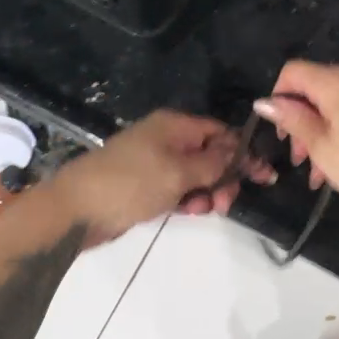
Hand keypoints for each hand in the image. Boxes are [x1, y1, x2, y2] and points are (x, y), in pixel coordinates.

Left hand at [49, 112, 272, 240]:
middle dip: (225, 177)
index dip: (243, 152)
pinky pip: (179, 188)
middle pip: (211, 154)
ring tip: (205, 210)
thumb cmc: (130, 183)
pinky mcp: (146, 185)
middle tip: (226, 202)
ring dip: (207, 192)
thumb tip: (240, 151)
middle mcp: (167, 138)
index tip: (263, 177)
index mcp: (175, 125)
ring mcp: (155, 162)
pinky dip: (188, 199)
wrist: (75, 209)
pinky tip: (190, 212)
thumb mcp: (179, 172)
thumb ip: (214, 163)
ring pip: (196, 174)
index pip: (221, 131)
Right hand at [252, 61, 338, 215]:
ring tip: (316, 171)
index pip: (293, 71)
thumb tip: (265, 102)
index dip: (278, 97)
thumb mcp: (321, 146)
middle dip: (299, 120)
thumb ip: (292, 119)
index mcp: (335, 81)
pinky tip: (337, 163)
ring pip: (333, 103)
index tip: (280, 130)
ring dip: (319, 131)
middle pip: (314, 87)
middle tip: (297, 157)